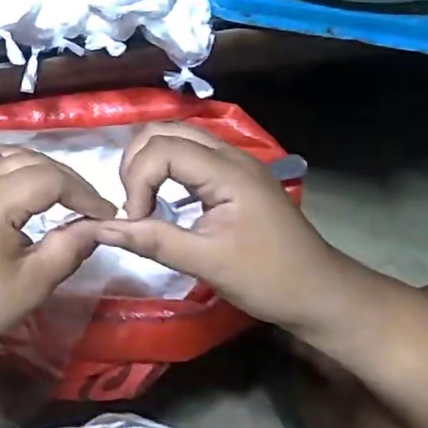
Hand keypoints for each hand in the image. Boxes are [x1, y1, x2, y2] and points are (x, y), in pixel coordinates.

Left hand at [0, 146, 115, 353]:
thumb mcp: (35, 280)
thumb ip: (70, 246)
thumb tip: (98, 226)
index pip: (50, 177)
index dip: (83, 193)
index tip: (107, 215)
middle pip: (30, 159)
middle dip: (66, 178)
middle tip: (91, 206)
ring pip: (8, 154)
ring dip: (39, 167)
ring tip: (64, 193)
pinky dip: (11, 164)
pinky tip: (24, 183)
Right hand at [93, 122, 364, 333]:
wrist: (327, 297)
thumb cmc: (271, 281)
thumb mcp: (208, 264)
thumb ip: (152, 241)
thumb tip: (100, 230)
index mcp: (229, 173)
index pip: (162, 149)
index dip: (138, 179)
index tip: (136, 219)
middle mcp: (231, 155)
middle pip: (164, 131)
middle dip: (136, 161)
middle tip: (133, 202)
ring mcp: (234, 161)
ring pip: (174, 135)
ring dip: (148, 159)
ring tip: (142, 197)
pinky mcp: (232, 172)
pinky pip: (186, 149)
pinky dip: (163, 164)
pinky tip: (162, 194)